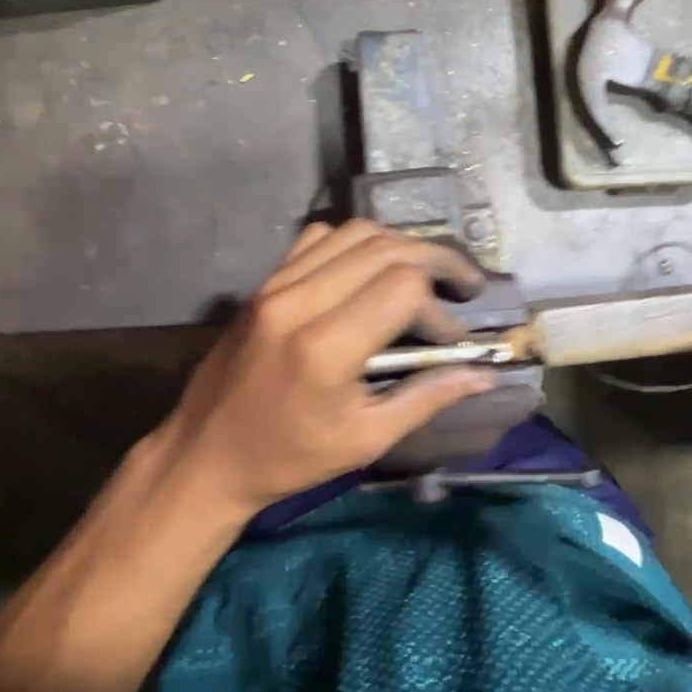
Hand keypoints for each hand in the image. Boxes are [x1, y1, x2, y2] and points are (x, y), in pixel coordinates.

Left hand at [158, 220, 498, 511]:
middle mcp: (299, 299)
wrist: (205, 453)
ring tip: (426, 274)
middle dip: (436, 261)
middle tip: (464, 287)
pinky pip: (318, 238)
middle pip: (386, 247)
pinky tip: (371, 270)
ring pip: (355, 232)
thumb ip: (427, 397)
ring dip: (400, 246)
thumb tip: (485, 373)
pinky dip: (355, 243)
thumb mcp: (365, 439)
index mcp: (325, 345)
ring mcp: (276, 283)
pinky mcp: (265, 281)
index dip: (439, 307)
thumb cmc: (288, 458)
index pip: (403, 286)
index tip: (448, 340)